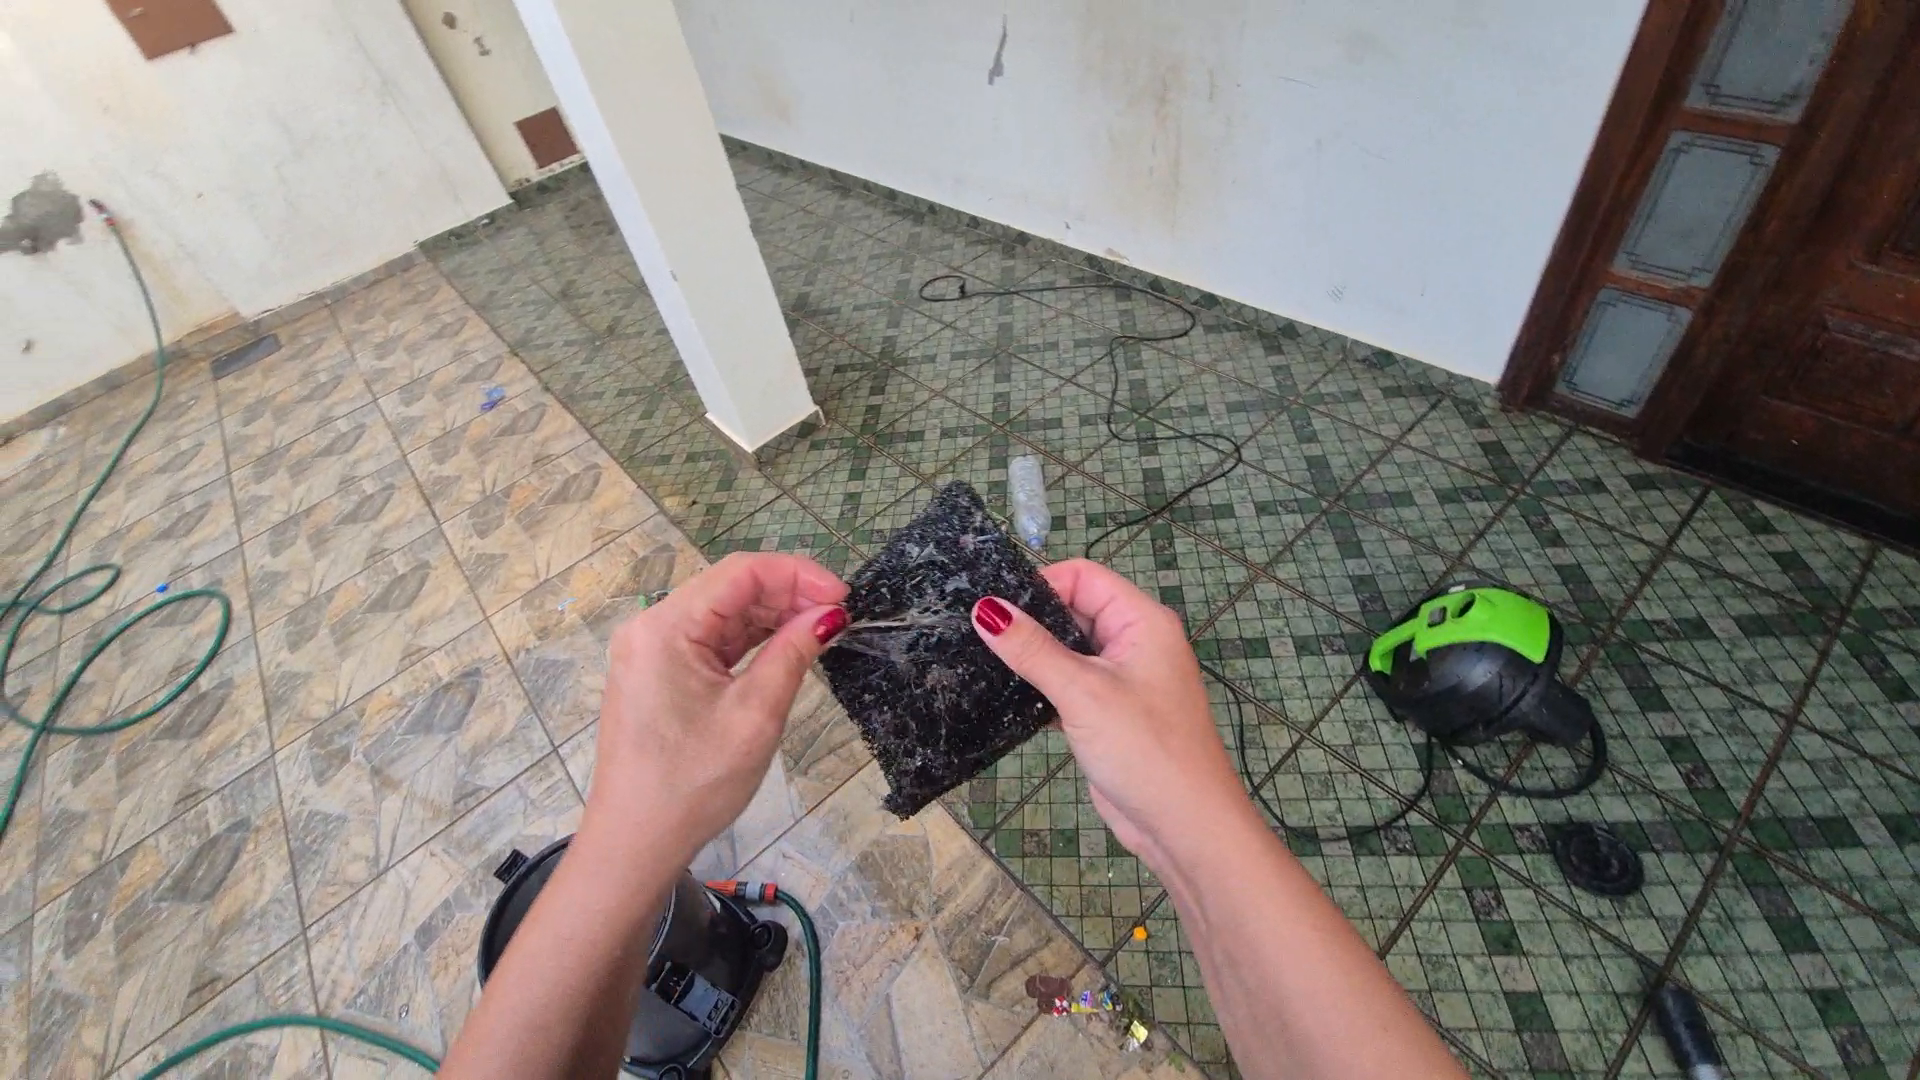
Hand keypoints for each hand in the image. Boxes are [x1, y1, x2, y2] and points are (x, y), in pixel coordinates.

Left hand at [581, 553, 847, 862]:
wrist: (635, 845)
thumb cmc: (694, 783)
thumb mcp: (755, 715)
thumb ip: (793, 653)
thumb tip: (831, 614)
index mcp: (666, 627)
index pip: (740, 572)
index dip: (798, 573)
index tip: (843, 596)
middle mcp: (654, 627)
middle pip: (732, 588)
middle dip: (789, 594)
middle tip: (839, 616)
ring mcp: (655, 650)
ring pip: (727, 612)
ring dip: (775, 615)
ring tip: (822, 629)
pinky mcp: (663, 672)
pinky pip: (716, 639)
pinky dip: (754, 639)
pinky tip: (789, 644)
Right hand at [970, 559, 1254, 872]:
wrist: (1184, 827)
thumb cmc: (1144, 748)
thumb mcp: (1083, 692)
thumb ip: (1032, 649)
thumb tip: (985, 609)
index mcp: (1141, 621)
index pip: (1083, 576)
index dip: (1041, 584)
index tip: (996, 607)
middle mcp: (1133, 641)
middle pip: (1073, 609)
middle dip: (1032, 620)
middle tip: (981, 634)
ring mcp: (1121, 678)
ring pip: (1067, 649)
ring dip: (1034, 656)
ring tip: (985, 661)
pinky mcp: (1107, 711)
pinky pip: (1068, 683)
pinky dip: (1042, 686)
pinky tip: (1009, 696)